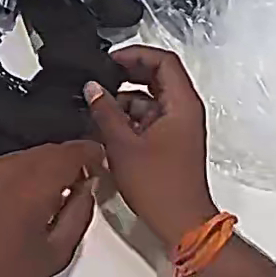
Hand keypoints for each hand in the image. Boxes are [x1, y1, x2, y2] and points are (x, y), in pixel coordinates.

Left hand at [0, 140, 103, 276]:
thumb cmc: (1, 273)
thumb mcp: (57, 252)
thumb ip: (80, 213)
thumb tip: (88, 189)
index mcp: (31, 185)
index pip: (71, 151)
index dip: (90, 153)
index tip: (99, 161)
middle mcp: (7, 169)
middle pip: (50, 150)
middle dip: (70, 161)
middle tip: (83, 182)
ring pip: (29, 155)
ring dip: (46, 167)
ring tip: (53, 196)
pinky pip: (8, 162)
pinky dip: (23, 171)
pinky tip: (26, 198)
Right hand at [85, 46, 218, 246]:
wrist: (180, 221)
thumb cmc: (158, 186)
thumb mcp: (123, 144)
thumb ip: (105, 111)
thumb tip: (92, 88)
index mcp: (181, 104)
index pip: (163, 61)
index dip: (135, 54)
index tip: (109, 60)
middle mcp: (183, 110)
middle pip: (157, 77)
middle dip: (126, 74)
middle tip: (99, 78)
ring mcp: (177, 125)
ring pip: (149, 97)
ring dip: (123, 98)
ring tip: (95, 106)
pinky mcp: (169, 140)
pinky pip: (147, 116)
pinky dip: (127, 116)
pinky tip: (104, 125)